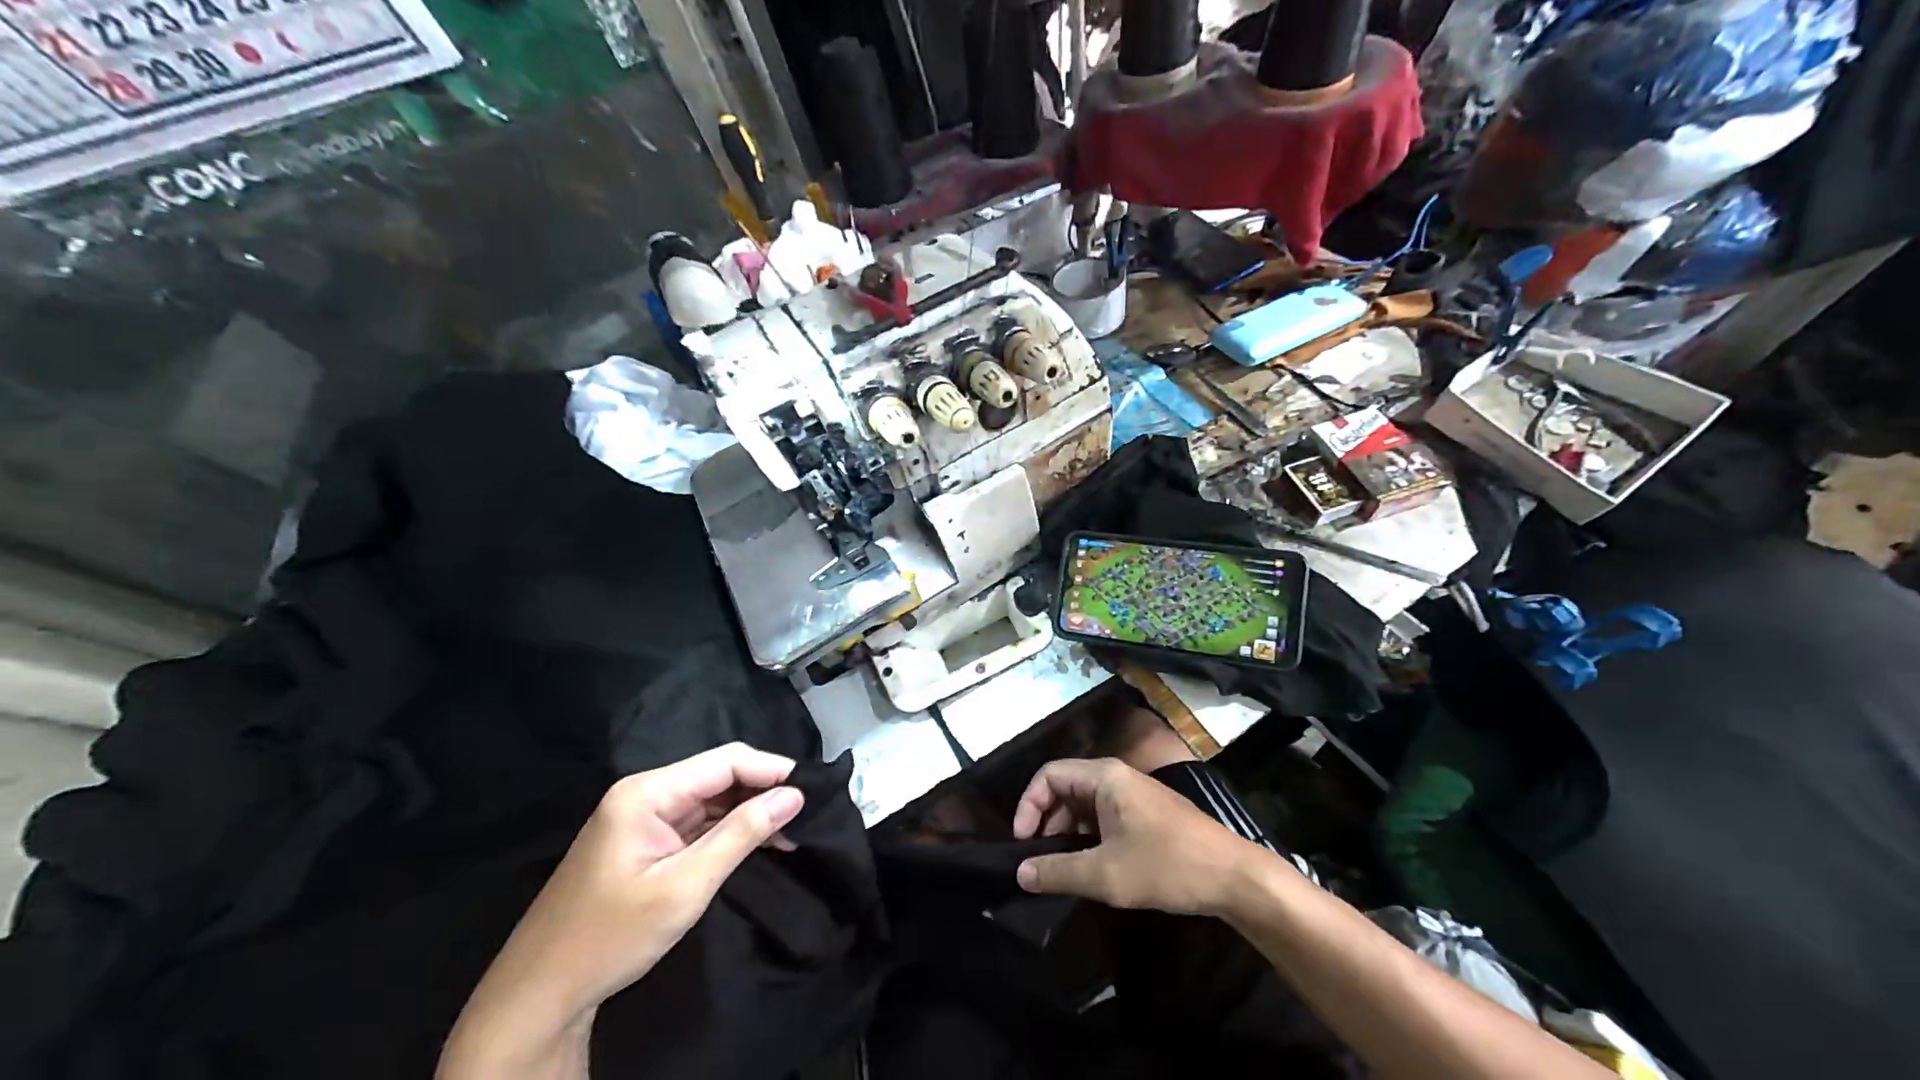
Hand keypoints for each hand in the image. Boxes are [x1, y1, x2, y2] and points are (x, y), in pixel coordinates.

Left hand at [439, 743, 803, 1077]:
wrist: (539, 993)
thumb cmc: (611, 936)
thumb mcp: (685, 886)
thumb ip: (741, 834)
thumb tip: (793, 795)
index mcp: (646, 792)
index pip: (724, 761)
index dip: (771, 769)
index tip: (813, 789)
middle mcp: (644, 793)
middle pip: (718, 776)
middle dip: (763, 791)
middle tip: (808, 814)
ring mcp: (642, 817)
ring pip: (710, 799)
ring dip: (749, 813)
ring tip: (792, 832)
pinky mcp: (644, 840)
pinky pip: (696, 822)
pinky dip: (728, 831)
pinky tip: (759, 843)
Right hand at [1012, 757, 1273, 915]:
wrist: (1235, 878)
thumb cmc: (1168, 866)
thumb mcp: (1106, 875)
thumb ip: (1058, 871)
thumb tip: (1020, 873)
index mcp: (1105, 777)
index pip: (1049, 775)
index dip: (1028, 806)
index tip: (1023, 844)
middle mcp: (1117, 777)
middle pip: (1064, 787)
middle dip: (1045, 821)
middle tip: (1038, 860)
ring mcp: (1134, 795)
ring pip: (1083, 804)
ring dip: (1065, 832)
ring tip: (1061, 868)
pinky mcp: (1146, 814)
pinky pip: (1103, 816)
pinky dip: (1087, 837)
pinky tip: (1089, 866)